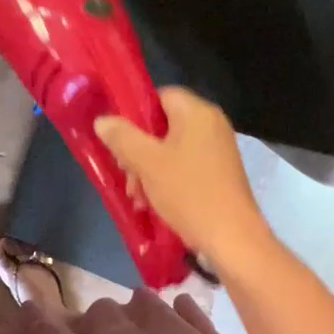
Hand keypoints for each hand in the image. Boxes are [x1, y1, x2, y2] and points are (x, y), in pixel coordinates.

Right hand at [95, 86, 273, 270]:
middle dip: (138, 149)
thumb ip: (122, 137)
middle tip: (125, 173)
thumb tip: (103, 120)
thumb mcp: (147, 162)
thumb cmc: (188, 192)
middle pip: (163, 125)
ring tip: (137, 196)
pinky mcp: (219, 174)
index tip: (118, 138)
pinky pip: (185, 166)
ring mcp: (218, 150)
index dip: (135, 113)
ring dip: (148, 169)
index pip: (160, 95)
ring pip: (171, 149)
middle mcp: (211, 125)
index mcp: (197, 112)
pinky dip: (166, 180)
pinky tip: (152, 203)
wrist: (231, 237)